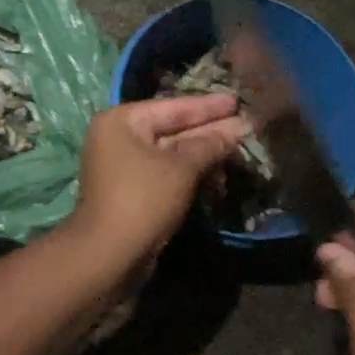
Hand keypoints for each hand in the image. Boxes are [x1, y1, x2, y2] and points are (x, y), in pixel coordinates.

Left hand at [63, 95, 246, 266]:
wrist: (109, 255)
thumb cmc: (143, 199)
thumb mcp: (182, 167)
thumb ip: (210, 144)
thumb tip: (239, 127)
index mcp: (122, 121)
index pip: (173, 107)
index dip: (208, 106)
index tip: (236, 100)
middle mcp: (118, 137)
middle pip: (172, 128)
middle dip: (209, 129)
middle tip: (245, 122)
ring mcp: (122, 165)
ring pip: (171, 153)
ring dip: (203, 152)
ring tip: (240, 146)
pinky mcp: (131, 191)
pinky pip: (165, 172)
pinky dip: (190, 172)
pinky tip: (219, 172)